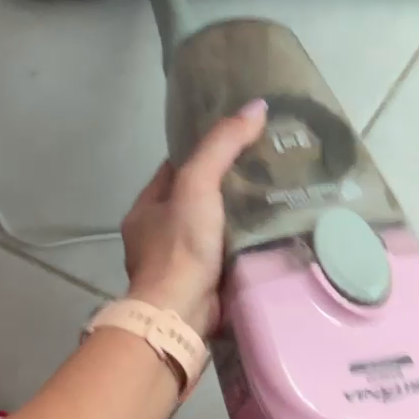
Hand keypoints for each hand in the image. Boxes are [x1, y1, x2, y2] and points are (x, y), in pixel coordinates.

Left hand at [120, 98, 268, 335]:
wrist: (179, 311)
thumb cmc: (179, 246)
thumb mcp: (196, 184)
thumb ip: (221, 146)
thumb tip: (255, 107)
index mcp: (144, 210)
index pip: (174, 169)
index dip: (203, 152)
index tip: (237, 139)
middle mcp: (154, 235)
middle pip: (193, 199)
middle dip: (224, 185)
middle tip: (264, 166)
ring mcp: (174, 262)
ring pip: (209, 228)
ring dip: (235, 216)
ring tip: (274, 195)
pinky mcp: (197, 283)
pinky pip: (220, 255)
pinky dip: (240, 244)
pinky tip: (267, 232)